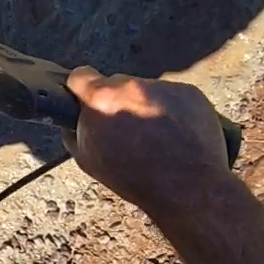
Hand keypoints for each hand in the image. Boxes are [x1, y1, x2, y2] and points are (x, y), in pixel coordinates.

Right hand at [64, 66, 234, 219]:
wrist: (187, 187)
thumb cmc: (134, 178)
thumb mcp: (87, 160)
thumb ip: (75, 131)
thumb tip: (74, 120)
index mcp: (101, 99)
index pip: (80, 76)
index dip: (80, 88)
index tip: (85, 98)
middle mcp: (131, 86)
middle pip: (115, 83)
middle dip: (115, 100)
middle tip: (124, 127)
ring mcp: (163, 87)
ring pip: (144, 90)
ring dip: (143, 104)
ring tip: (153, 135)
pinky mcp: (189, 92)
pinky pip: (171, 95)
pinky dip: (170, 109)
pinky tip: (173, 134)